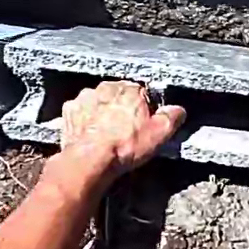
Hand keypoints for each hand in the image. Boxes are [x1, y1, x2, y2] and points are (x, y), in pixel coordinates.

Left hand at [56, 81, 184, 184]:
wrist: (89, 161)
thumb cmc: (123, 147)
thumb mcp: (159, 134)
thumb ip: (171, 117)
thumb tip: (178, 110)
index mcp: (130, 88)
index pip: (142, 91)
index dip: (144, 108)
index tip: (144, 123)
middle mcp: (106, 88)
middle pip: (119, 94)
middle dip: (122, 108)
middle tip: (126, 131)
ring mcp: (85, 99)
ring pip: (99, 102)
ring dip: (103, 113)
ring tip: (107, 135)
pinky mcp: (70, 112)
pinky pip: (81, 112)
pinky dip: (86, 121)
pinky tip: (91, 135)